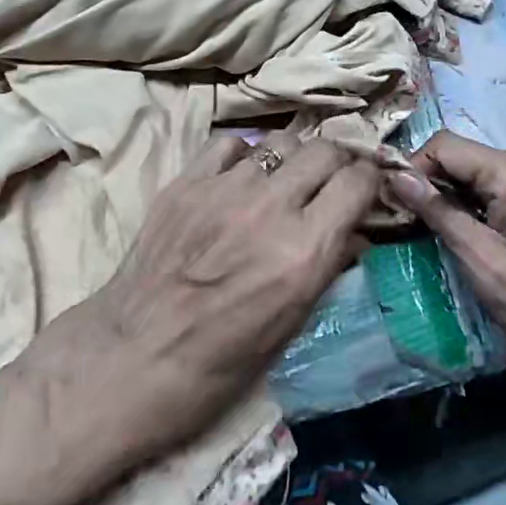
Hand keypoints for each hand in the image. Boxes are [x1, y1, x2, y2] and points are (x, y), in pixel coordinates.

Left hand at [0, 133, 378, 504]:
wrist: (135, 356)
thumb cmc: (221, 362)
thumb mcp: (293, 322)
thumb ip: (326, 265)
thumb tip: (351, 231)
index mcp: (304, 251)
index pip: (358, 182)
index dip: (370, 181)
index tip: (367, 189)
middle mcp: (270, 208)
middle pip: (324, 149)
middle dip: (337, 162)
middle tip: (332, 181)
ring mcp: (224, 189)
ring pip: (280, 142)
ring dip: (293, 158)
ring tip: (286, 179)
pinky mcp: (186, 182)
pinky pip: (229, 144)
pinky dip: (244, 156)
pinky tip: (240, 178)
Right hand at [386, 131, 505, 383]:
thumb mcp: (482, 262)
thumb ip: (439, 213)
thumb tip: (395, 176)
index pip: (444, 145)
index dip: (413, 167)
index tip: (395, 202)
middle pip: (458, 152)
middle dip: (428, 180)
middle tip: (409, 219)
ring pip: (471, 165)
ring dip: (447, 191)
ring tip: (433, 226)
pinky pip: (490, 178)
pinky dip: (469, 197)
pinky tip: (464, 227)